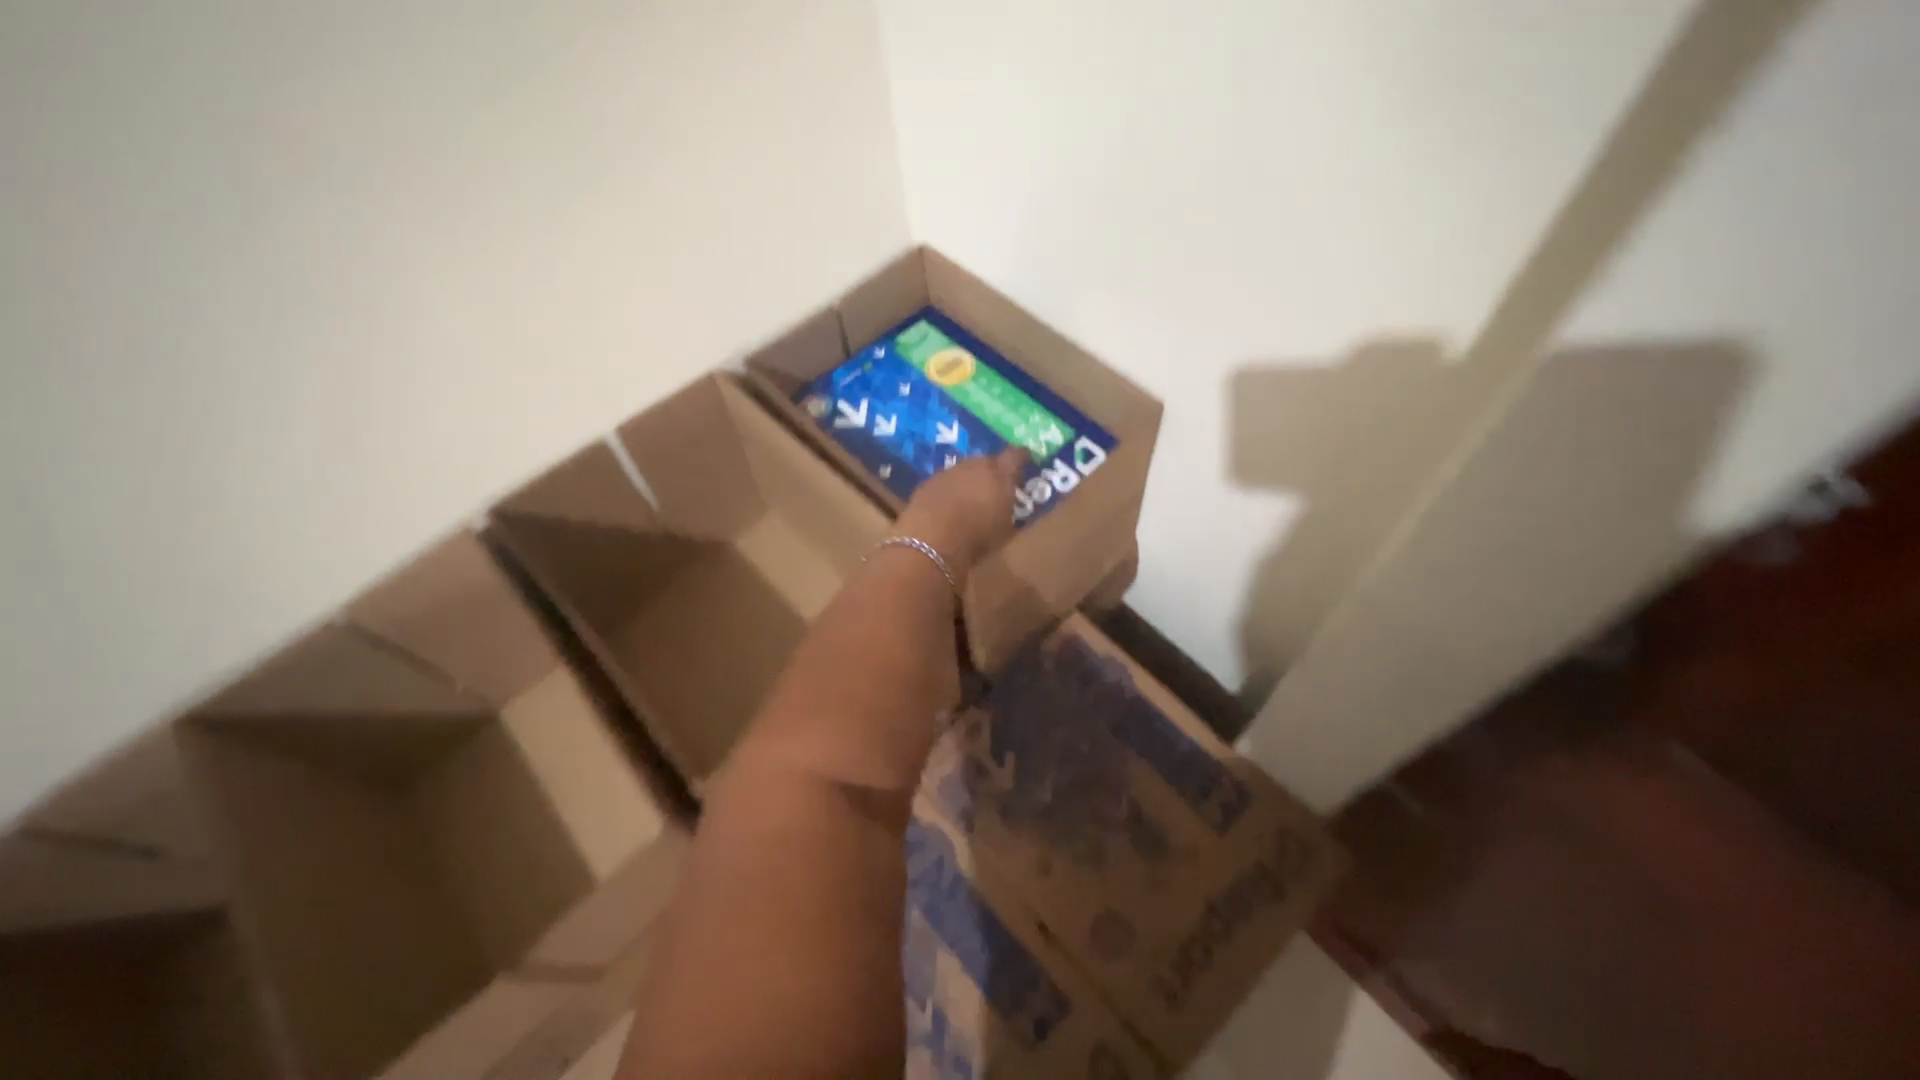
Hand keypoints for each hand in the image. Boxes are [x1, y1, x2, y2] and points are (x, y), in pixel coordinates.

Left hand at [895, 448, 1028, 573]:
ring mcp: (949, 471)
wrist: (932, 540)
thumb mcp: (1005, 530)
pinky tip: (947, 506)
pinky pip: (945, 482)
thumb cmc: (977, 538)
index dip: (1022, 457)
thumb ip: (1009, 510)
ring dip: (968, 480)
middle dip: (992, 471)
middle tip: (994, 486)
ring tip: (969, 498)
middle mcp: (975, 465)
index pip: (1016, 456)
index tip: (1026, 460)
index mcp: (1000, 475)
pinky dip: (949, 490)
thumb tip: (1007, 504)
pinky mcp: (928, 482)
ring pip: (964, 470)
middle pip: (987, 461)